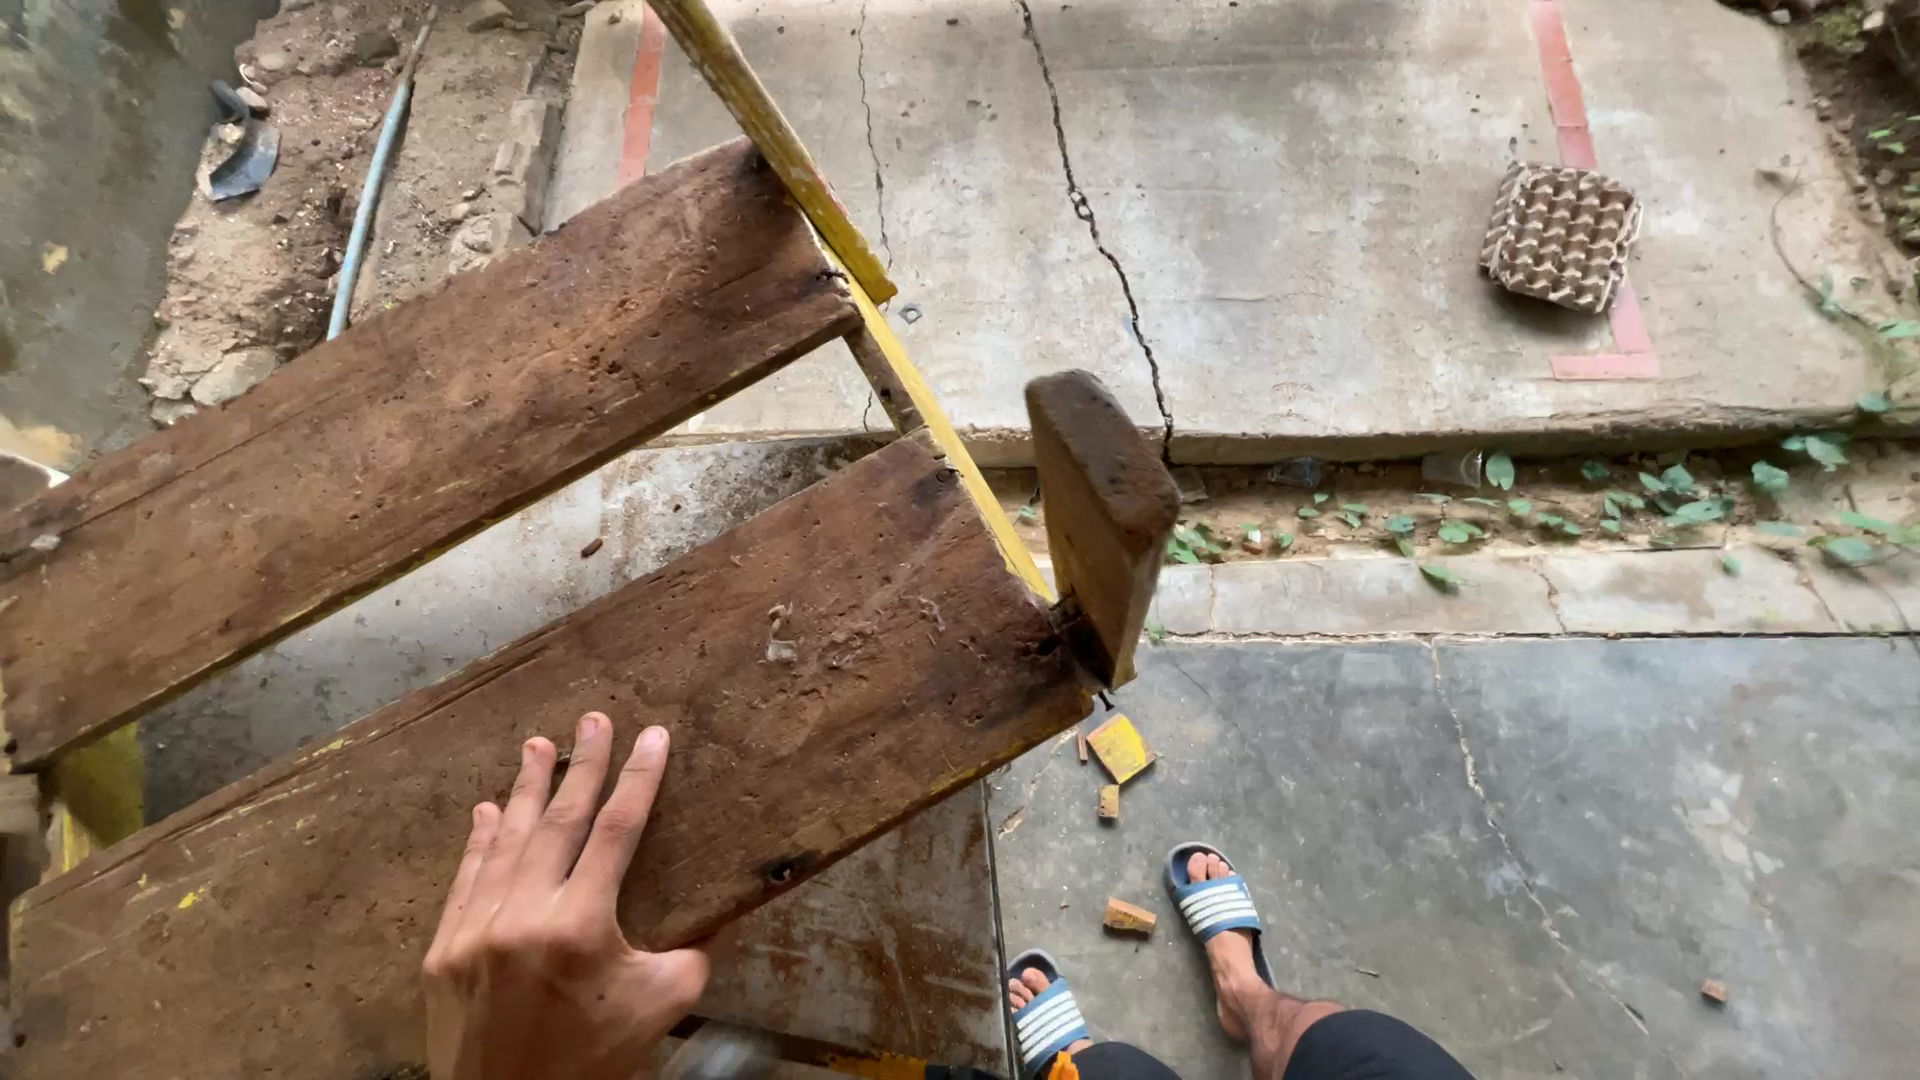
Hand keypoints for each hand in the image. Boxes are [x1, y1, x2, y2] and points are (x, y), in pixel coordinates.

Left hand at [424, 713, 709, 1079]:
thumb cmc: (593, 1060)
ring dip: (527, 788)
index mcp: (580, 927)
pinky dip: (481, 839)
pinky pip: (467, 879)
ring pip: (509, 841)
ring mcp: (474, 932)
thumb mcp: (664, 1005)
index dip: (639, 778)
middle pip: (561, 821)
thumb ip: (695, 952)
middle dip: (583, 764)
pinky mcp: (443, 953)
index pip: (617, 830)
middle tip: (595, 717)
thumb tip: (718, 912)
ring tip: (538, 744)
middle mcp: (523, 916)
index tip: (654, 735)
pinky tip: (489, 808)